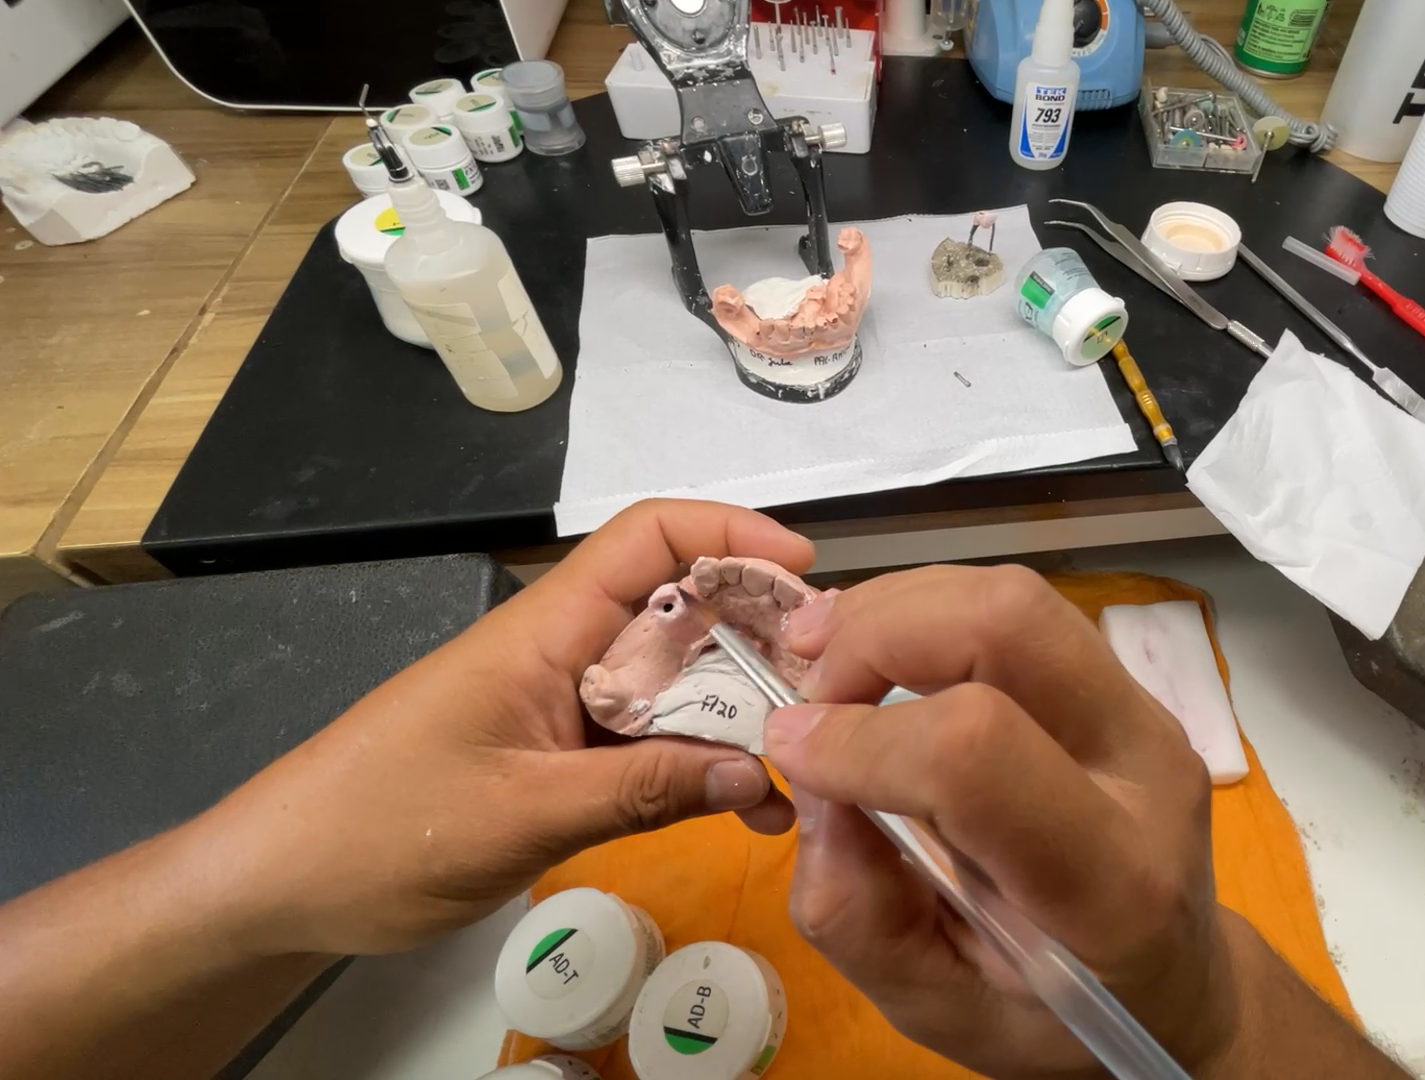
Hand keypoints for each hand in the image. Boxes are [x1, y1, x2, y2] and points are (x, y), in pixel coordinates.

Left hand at [199, 500, 811, 957]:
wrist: (274, 891)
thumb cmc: (376, 832)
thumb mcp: (519, 816)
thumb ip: (643, 791)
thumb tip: (759, 772)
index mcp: (549, 627)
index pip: (648, 537)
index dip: (728, 531)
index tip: (800, 567)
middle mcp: (576, 647)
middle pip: (686, 604)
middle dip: (761, 626)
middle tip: (827, 671)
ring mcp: (582, 698)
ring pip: (685, 677)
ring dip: (746, 706)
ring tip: (806, 745)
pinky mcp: (582, 745)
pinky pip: (664, 737)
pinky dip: (711, 761)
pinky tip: (755, 804)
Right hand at [763, 565, 1236, 1078]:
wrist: (1174, 978)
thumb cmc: (1059, 1016)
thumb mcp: (939, 1010)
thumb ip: (857, 912)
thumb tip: (814, 778)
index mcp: (1110, 879)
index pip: (980, 753)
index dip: (865, 739)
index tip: (792, 749)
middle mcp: (1144, 763)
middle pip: (1009, 624)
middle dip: (879, 633)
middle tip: (806, 676)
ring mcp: (1142, 706)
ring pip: (1012, 597)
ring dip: (896, 606)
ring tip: (825, 647)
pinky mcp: (1118, 679)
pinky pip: (1016, 608)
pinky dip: (927, 607)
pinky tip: (879, 643)